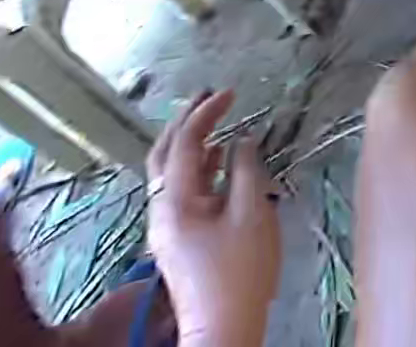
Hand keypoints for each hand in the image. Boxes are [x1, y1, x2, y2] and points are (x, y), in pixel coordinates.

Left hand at [147, 91, 280, 346]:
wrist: (225, 327)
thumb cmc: (240, 268)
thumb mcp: (251, 210)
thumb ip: (245, 169)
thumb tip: (242, 140)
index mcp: (176, 201)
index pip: (186, 143)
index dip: (206, 112)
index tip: (230, 91)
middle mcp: (164, 209)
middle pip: (165, 154)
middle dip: (186, 120)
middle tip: (209, 93)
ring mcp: (170, 224)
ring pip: (173, 170)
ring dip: (192, 139)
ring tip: (216, 115)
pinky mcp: (183, 235)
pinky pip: (186, 186)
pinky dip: (202, 162)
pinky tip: (222, 155)